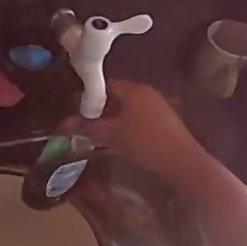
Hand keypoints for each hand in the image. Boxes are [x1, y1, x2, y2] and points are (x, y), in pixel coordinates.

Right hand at [88, 81, 215, 188]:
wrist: (181, 160)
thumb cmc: (144, 142)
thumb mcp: (112, 135)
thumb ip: (88, 127)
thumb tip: (65, 124)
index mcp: (133, 90)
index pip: (104, 85)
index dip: (87, 97)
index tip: (76, 111)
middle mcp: (146, 93)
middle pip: (116, 97)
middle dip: (99, 110)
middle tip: (84, 125)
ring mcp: (158, 106)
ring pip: (127, 109)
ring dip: (112, 120)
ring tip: (99, 135)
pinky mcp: (164, 120)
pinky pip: (138, 118)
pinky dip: (125, 126)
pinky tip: (120, 141)